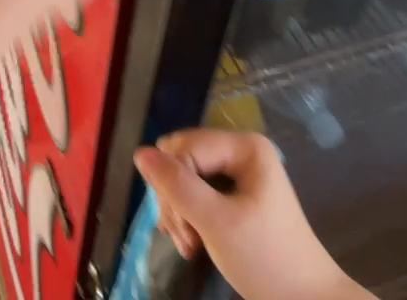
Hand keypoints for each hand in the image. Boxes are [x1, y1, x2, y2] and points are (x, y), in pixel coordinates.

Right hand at [135, 129, 373, 299]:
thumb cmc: (266, 260)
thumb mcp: (217, 222)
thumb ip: (177, 186)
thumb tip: (139, 153)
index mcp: (244, 146)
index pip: (183, 148)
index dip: (173, 185)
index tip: (184, 229)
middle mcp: (239, 151)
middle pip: (181, 159)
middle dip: (175, 200)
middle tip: (186, 238)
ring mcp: (237, 173)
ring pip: (184, 178)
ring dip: (179, 213)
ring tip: (190, 245)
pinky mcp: (234, 195)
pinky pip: (195, 193)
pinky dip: (188, 218)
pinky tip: (192, 242)